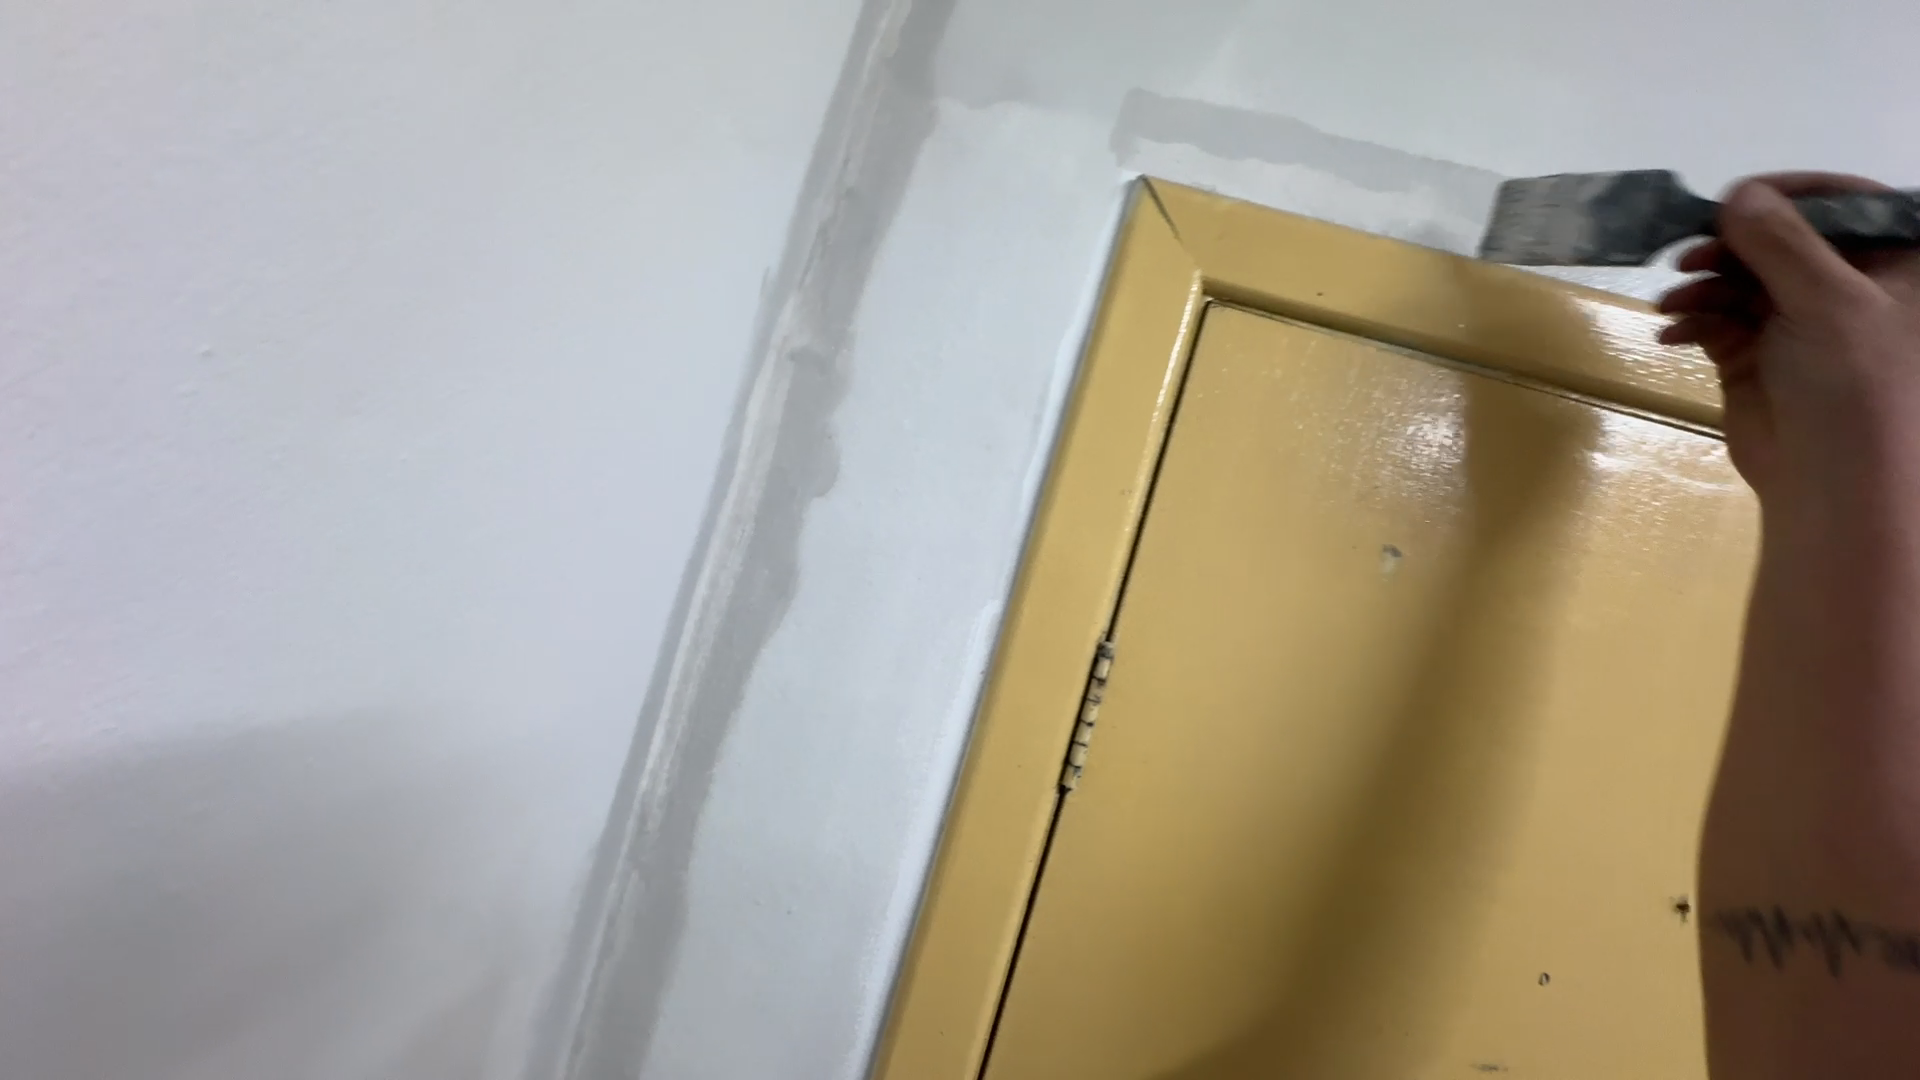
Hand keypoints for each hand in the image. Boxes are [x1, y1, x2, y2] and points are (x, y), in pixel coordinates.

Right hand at [1657, 174, 1919, 512]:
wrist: (1829, 470)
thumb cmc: (1854, 380)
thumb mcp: (1826, 302)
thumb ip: (1781, 245)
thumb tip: (1735, 194)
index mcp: (1895, 259)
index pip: (1843, 203)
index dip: (1786, 196)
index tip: (1729, 202)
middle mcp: (1847, 283)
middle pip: (1779, 242)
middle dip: (1730, 249)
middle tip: (1688, 258)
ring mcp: (1797, 320)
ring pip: (1738, 282)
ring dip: (1700, 290)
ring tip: (1673, 306)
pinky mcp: (1753, 352)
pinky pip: (1714, 322)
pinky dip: (1690, 324)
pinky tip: (1672, 335)